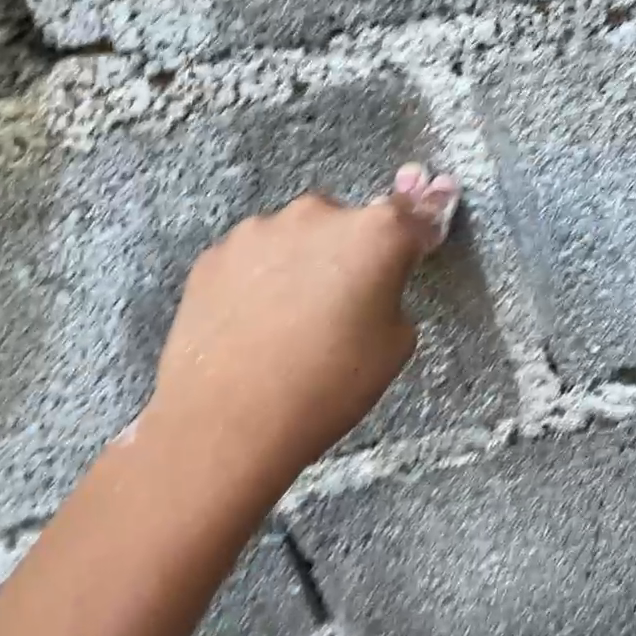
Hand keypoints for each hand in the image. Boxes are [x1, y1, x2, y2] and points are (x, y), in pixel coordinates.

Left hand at [140, 163, 460, 484]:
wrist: (227, 422)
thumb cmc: (330, 383)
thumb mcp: (396, 342)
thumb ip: (391, 293)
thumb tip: (368, 286)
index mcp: (378, 233)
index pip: (415, 212)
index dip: (421, 226)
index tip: (420, 237)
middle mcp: (320, 215)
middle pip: (351, 220)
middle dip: (354, 248)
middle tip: (348, 295)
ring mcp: (260, 231)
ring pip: (299, 235)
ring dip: (306, 259)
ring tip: (294, 312)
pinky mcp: (214, 255)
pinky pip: (255, 256)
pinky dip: (263, 276)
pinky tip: (257, 318)